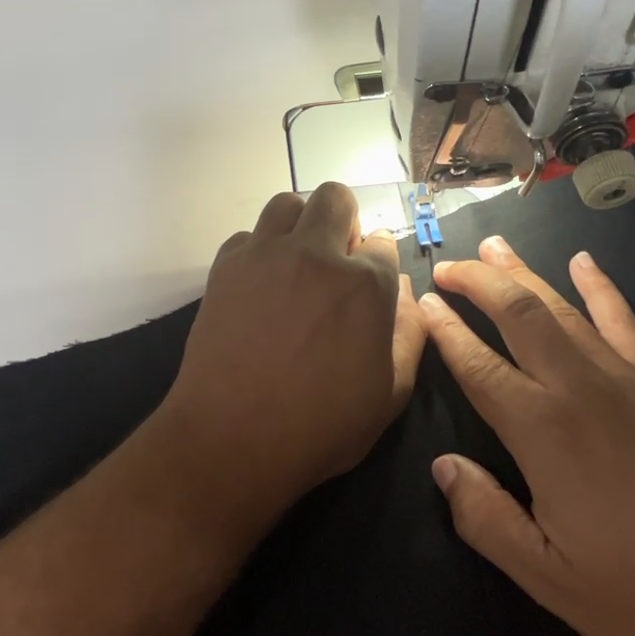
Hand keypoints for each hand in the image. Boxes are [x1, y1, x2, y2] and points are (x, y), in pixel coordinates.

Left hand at [160, 183, 426, 507]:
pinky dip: (258, 251)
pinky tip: (258, 286)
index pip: (383, 243)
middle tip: (335, 261)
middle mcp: (317, 254)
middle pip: (335, 198)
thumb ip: (409, 335)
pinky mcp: (225, 266)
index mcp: (366, 284)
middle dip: (343, 221)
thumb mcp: (391, 395)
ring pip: (287, 203)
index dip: (378, 264)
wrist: (232, 437)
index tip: (368, 287)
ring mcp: (266, 255)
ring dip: (299, 224)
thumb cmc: (321, 426)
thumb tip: (404, 292)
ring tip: (296, 263)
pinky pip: (247, 236)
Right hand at [417, 237, 634, 635]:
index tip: (423, 302)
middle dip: (477, 283)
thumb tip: (442, 467)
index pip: (479, 366)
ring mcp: (625, 378)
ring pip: (564, 308)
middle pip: (518, 315)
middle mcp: (578, 388)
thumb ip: (485, 519)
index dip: (446, 332)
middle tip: (446, 264)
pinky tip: (585, 262)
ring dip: (525, 273)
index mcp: (541, 431)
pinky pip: (624, 320)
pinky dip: (601, 287)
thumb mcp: (548, 576)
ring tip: (495, 245)